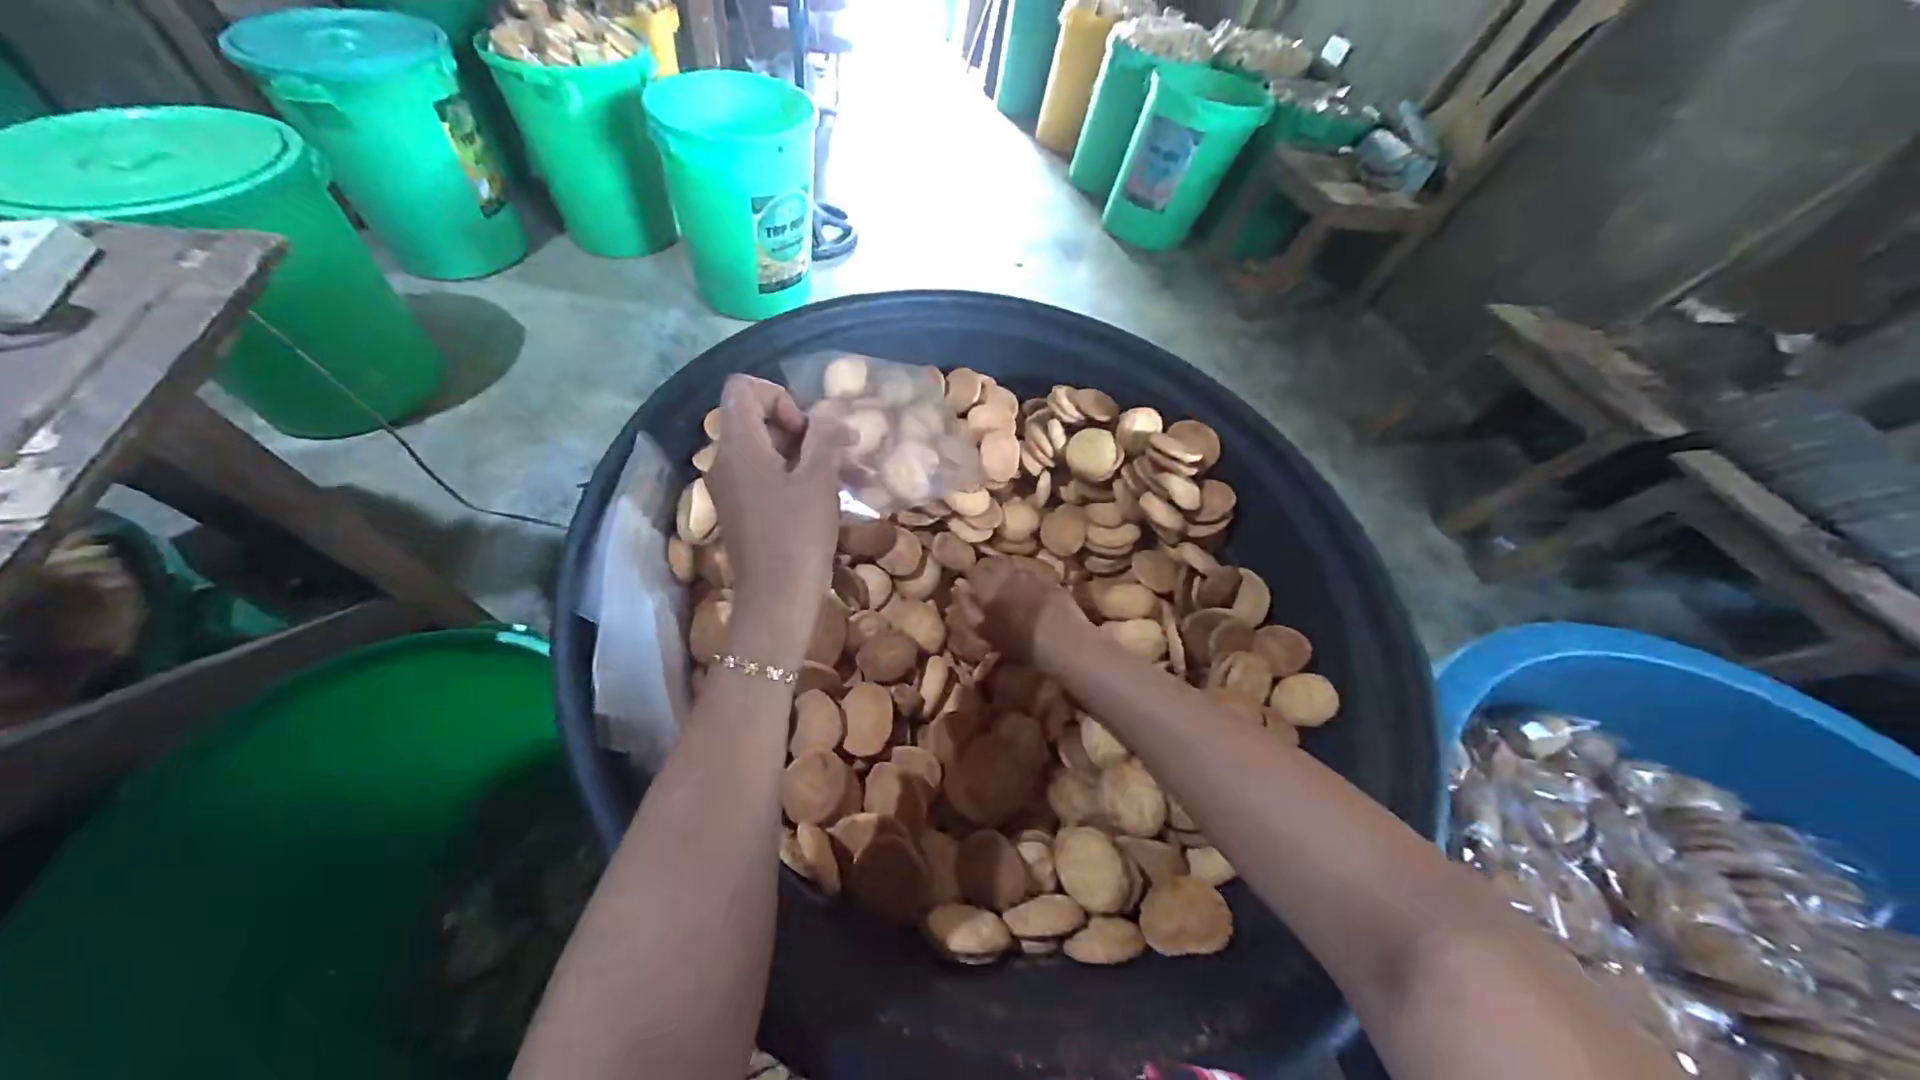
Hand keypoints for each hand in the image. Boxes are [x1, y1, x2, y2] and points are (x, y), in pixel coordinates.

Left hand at [708, 375, 847, 646]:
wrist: (776, 599)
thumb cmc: (798, 535)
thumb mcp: (819, 480)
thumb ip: (824, 437)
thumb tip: (828, 416)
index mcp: (737, 445)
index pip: (744, 389)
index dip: (781, 397)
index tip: (808, 431)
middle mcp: (726, 460)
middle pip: (758, 419)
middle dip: (803, 429)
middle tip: (840, 452)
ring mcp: (732, 487)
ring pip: (769, 451)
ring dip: (810, 455)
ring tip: (854, 476)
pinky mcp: (743, 509)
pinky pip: (768, 477)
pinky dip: (798, 477)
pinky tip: (836, 494)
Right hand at [956, 557, 1088, 666]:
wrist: (1062, 640)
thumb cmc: (1018, 641)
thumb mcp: (984, 630)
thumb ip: (968, 607)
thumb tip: (960, 587)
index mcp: (989, 584)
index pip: (974, 570)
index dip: (973, 579)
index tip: (974, 591)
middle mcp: (1009, 572)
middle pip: (994, 563)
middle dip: (990, 573)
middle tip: (991, 590)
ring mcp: (1032, 573)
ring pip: (1014, 566)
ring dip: (1009, 575)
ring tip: (1012, 592)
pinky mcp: (1050, 578)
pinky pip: (1033, 573)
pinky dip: (1028, 580)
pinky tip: (1032, 596)